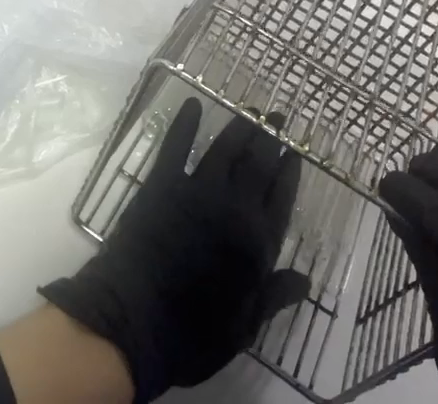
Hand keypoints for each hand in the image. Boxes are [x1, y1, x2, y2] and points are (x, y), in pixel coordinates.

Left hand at [42, 98, 308, 401]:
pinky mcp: (160, 186)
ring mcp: (194, 192)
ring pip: (223, 150)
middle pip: (256, 165)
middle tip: (277, 117)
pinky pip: (175, 147)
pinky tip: (192, 104)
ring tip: (251, 109)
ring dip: (239, 127)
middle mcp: (231, 209)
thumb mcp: (243, 327)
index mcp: (255, 244)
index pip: (280, 197)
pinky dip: (183, 124)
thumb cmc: (191, 334)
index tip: (294, 150)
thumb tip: (305, 279)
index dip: (288, 172)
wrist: (132, 322)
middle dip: (270, 138)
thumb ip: (273, 297)